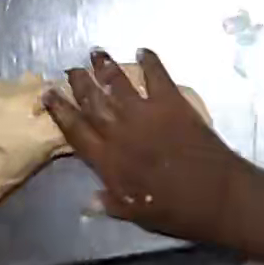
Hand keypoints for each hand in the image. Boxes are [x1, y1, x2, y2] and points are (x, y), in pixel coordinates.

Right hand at [45, 48, 260, 245]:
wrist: (215, 195)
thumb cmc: (175, 210)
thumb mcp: (136, 214)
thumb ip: (111, 203)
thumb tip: (88, 201)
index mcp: (108, 160)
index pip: (75, 130)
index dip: (59, 110)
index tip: (47, 93)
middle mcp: (120, 131)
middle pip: (92, 100)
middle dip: (79, 82)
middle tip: (70, 69)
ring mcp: (145, 113)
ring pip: (117, 82)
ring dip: (105, 66)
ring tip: (95, 53)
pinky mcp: (171, 102)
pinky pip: (156, 74)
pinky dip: (149, 61)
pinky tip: (142, 51)